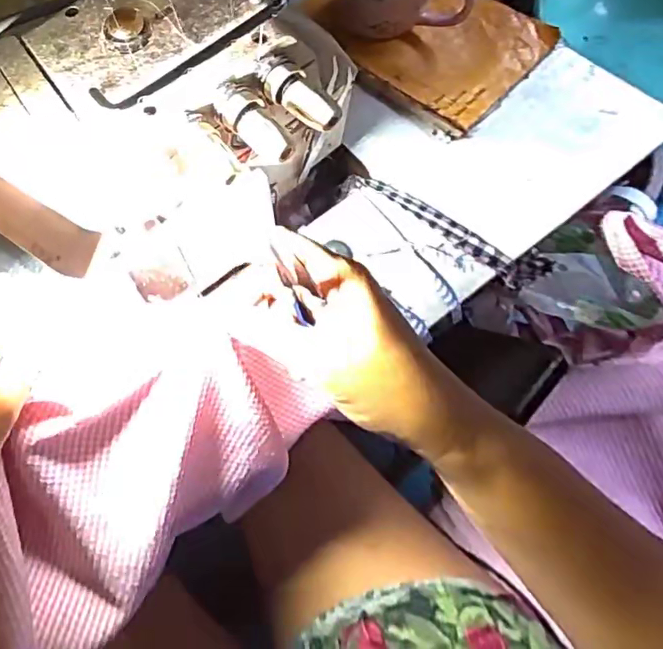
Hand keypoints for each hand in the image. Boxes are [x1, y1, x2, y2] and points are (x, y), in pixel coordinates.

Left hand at [0, 301, 28, 560]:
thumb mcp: (3, 402)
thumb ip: (30, 359)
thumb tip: (49, 333)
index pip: (7, 293)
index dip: (38, 304)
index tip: (63, 323)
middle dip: (25, 326)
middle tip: (53, 349)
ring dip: (11, 347)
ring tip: (37, 367)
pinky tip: (10, 383)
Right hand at [252, 228, 479, 459]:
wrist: (431, 417)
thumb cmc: (384, 384)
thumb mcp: (321, 360)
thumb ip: (274, 332)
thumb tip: (234, 311)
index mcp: (341, 274)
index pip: (286, 246)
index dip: (256, 258)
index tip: (230, 284)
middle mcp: (341, 280)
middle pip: (286, 270)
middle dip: (262, 291)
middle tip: (241, 317)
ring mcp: (342, 303)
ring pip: (293, 295)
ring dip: (275, 314)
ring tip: (258, 334)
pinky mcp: (343, 325)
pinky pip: (305, 316)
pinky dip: (291, 330)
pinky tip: (283, 351)